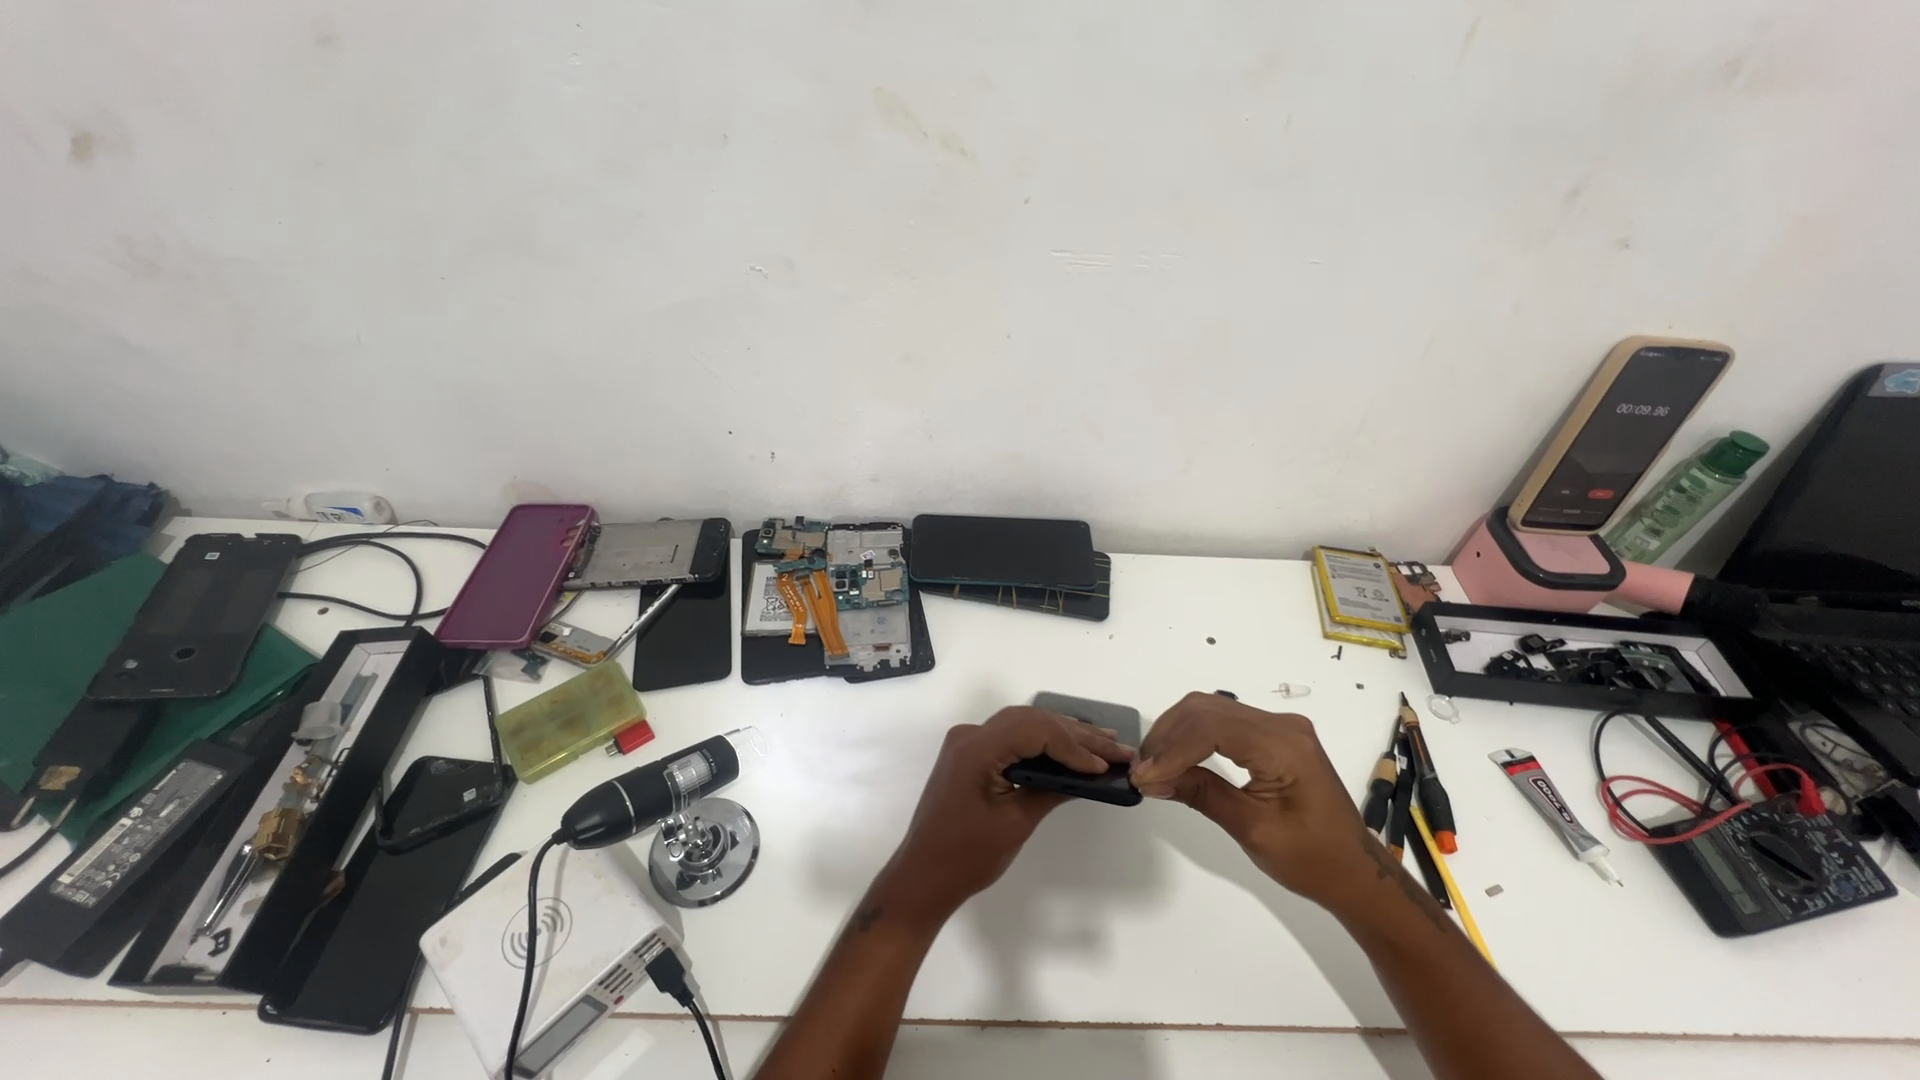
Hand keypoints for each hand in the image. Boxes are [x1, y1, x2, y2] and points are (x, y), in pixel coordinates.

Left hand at [878, 707, 1133, 924]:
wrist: (924, 876)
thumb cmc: (966, 856)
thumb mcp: (1015, 823)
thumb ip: (1050, 790)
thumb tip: (1086, 775)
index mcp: (975, 749)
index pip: (1035, 731)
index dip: (1073, 746)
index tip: (1104, 766)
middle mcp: (969, 736)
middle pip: (1031, 722)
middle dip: (1075, 735)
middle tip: (1116, 748)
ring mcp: (967, 744)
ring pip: (1023, 726)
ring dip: (1061, 734)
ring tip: (1103, 744)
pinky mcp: (970, 756)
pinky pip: (1011, 738)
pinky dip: (1041, 743)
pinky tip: (1069, 750)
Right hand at [1130, 692, 1381, 913]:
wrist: (1355, 871)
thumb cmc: (1312, 860)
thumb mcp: (1253, 830)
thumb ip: (1202, 794)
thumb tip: (1152, 777)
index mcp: (1284, 746)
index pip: (1211, 727)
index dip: (1171, 749)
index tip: (1143, 777)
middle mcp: (1282, 725)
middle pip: (1206, 709)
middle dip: (1168, 736)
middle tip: (1142, 772)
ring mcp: (1280, 727)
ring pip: (1211, 710)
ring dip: (1176, 734)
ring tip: (1153, 768)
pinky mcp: (1275, 736)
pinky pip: (1224, 722)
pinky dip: (1193, 737)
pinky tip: (1177, 761)